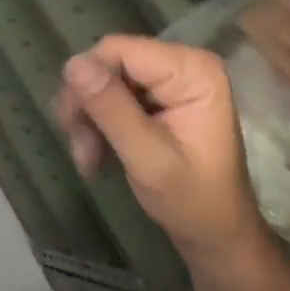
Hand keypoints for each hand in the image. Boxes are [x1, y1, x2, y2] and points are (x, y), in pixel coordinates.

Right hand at [52, 36, 261, 256]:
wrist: (218, 239)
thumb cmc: (194, 204)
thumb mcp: (149, 161)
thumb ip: (112, 110)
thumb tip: (72, 64)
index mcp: (193, 71)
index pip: (118, 50)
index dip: (88, 81)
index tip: (71, 123)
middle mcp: (183, 63)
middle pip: (109, 63)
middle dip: (87, 105)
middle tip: (78, 148)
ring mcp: (172, 78)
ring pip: (105, 79)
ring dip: (89, 117)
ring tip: (86, 158)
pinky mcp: (161, 94)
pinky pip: (114, 93)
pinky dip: (100, 122)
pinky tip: (95, 152)